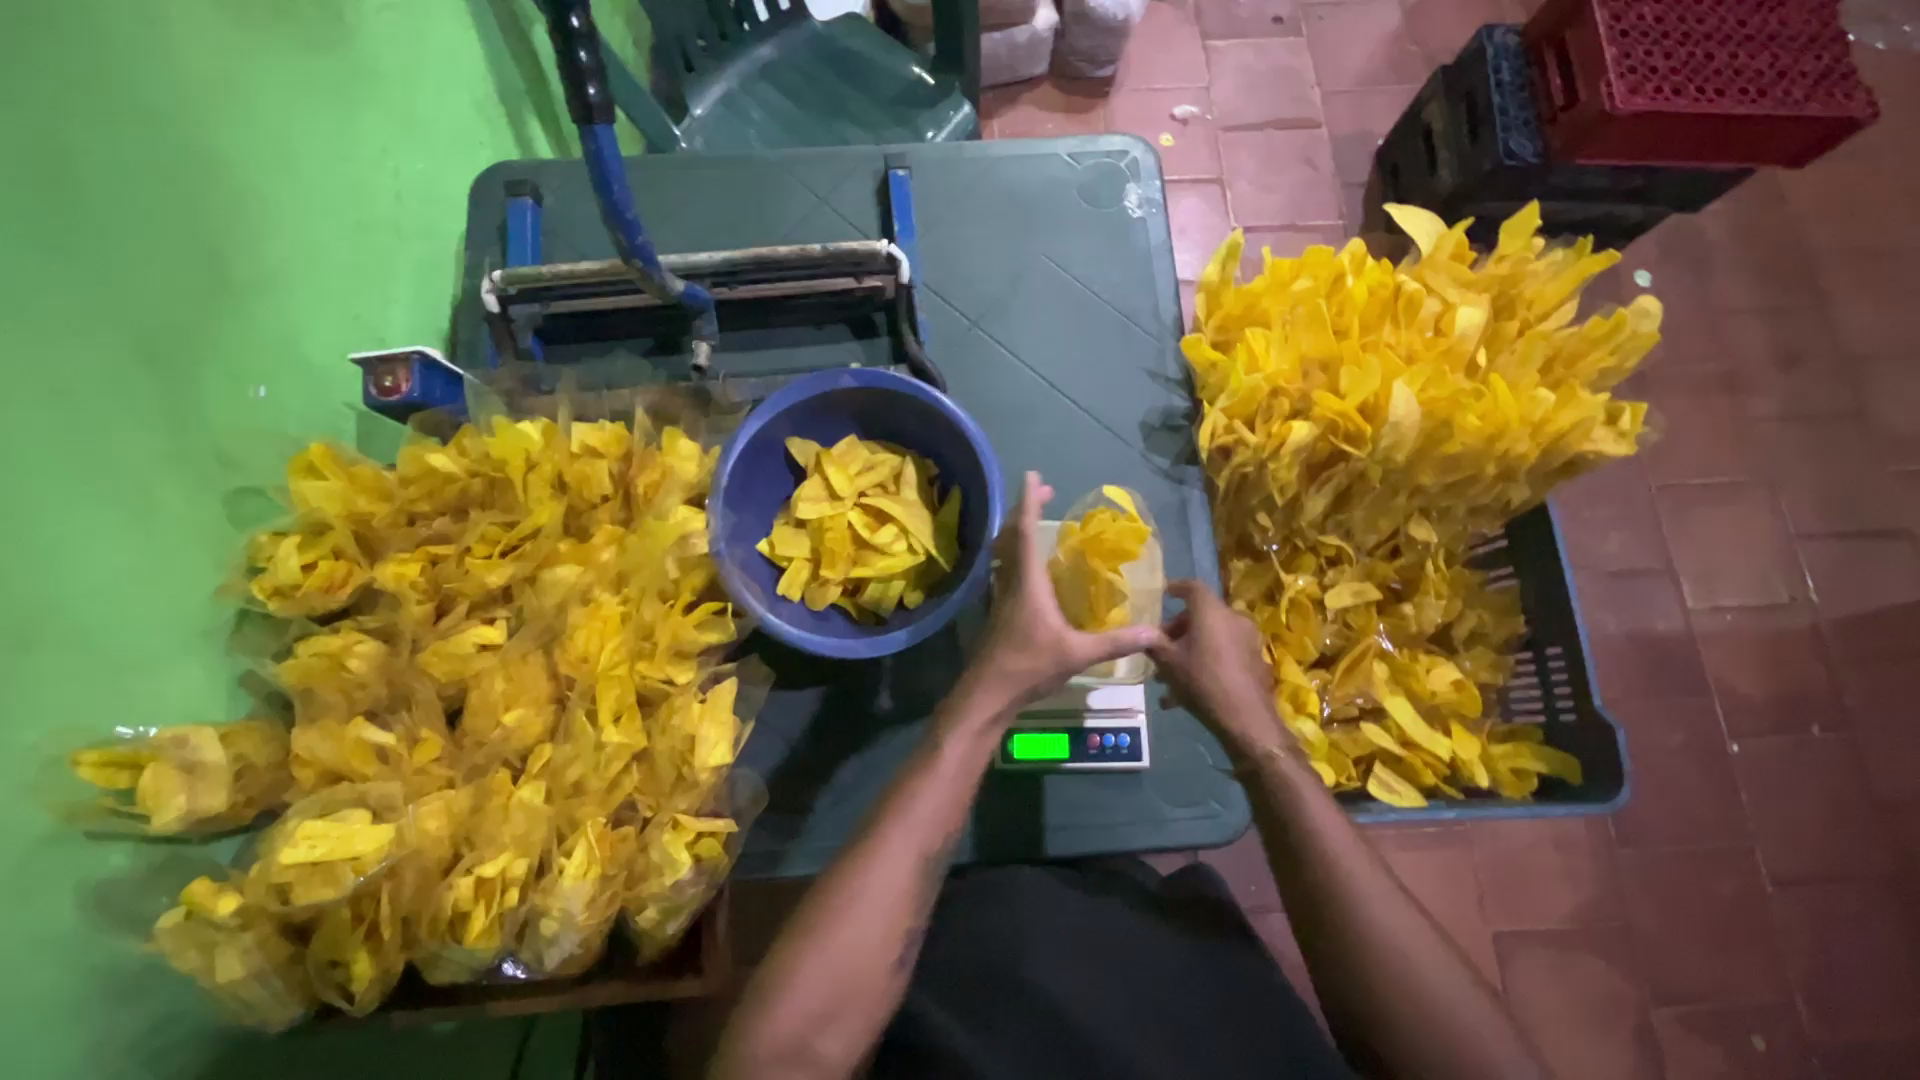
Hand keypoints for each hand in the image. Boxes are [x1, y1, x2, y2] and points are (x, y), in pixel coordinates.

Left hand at [961, 472, 1166, 713]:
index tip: (1033, 476)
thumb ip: (1116, 642)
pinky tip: (1033, 567)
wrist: (987, 693)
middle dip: (1026, 508)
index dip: (1029, 501)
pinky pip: (1007, 569)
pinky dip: (1018, 553)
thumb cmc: (1028, 667)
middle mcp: (1010, 582)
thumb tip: (1155, 632)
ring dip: (1018, 529)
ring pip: (1005, 551)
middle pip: (1012, 534)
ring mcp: (1001, 596)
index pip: (1027, 531)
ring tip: (1036, 519)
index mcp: (1027, 582)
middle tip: (1045, 491)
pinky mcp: (1000, 611)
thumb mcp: (1077, 654)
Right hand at [1149, 580, 1288, 757]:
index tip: (1165, 594)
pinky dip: (1206, 660)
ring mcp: (1247, 639)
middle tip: (1161, 646)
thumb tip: (1143, 633)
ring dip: (1191, 648)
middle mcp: (1233, 619)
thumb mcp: (1168, 662)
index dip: (1177, 588)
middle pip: (1202, 614)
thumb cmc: (1202, 681)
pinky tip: (1190, 688)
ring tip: (1171, 675)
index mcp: (1211, 612)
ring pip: (1212, 636)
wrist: (1246, 718)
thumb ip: (1153, 643)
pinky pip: (1224, 651)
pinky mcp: (1254, 658)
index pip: (1193, 587)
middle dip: (1179, 628)